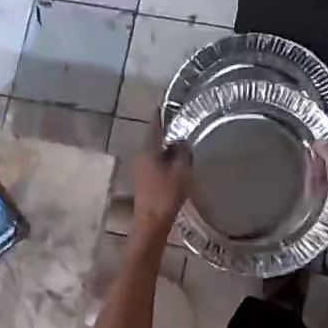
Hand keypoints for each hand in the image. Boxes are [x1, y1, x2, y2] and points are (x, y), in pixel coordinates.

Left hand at [131, 124, 191, 238]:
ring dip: (169, 146)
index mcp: (148, 150)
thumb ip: (182, 152)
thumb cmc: (166, 195)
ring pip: (157, 150)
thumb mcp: (181, 171)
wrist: (151, 223)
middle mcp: (141, 155)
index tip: (172, 103)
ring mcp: (140, 168)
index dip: (163, 113)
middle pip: (156, 137)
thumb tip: (183, 139)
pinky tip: (179, 162)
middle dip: (169, 130)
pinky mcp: (144, 180)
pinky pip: (157, 162)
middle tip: (186, 122)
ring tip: (186, 142)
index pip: (156, 125)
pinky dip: (167, 158)